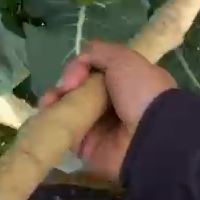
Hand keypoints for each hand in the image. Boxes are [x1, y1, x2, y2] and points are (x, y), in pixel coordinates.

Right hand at [38, 39, 175, 182]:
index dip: (81, 67)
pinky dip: (53, 120)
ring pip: (68, 108)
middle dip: (66, 84)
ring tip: (51, 100)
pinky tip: (49, 111)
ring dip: (54, 100)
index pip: (95, 71)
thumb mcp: (124, 59)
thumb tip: (77, 66)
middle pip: (79, 89)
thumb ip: (98, 53)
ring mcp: (99, 126)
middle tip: (66, 87)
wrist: (150, 136)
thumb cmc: (141, 93)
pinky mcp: (86, 146)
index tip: (78, 72)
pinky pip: (64, 130)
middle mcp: (113, 104)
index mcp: (127, 83)